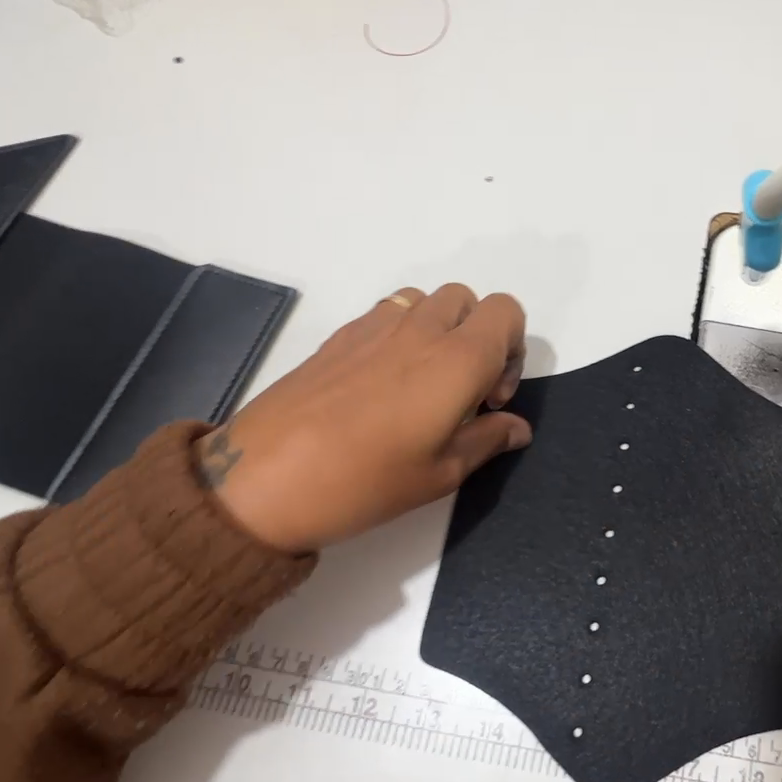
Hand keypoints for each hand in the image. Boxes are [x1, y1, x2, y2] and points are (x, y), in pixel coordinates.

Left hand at [193, 285, 529, 552]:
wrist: (264, 479)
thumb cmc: (366, 482)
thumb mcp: (441, 475)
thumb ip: (488, 441)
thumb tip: (517, 428)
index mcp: (457, 359)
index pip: (506, 312)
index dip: (512, 349)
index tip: (490, 399)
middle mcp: (421, 330)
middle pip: (468, 299)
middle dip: (478, 336)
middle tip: (462, 391)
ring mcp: (375, 327)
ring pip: (426, 300)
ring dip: (438, 329)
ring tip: (422, 381)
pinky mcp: (339, 336)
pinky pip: (387, 313)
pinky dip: (401, 334)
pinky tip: (382, 385)